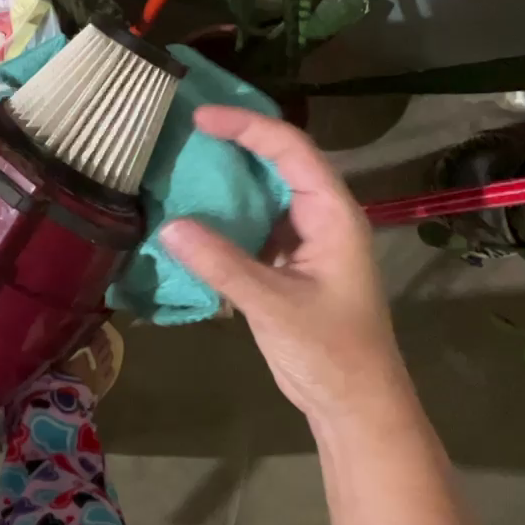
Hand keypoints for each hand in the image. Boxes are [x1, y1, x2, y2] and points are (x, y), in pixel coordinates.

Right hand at [160, 106, 405, 419]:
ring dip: (228, 171)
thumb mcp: (274, 305)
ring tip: (183, 156)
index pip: (291, 150)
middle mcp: (321, 217)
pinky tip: (193, 207)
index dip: (247, 126)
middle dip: (236, 137)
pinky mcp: (288, 260)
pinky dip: (225, 207)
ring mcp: (305, 238)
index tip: (200, 118)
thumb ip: (222, 263)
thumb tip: (168, 225)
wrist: (356, 406)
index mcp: (333, 215)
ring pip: (266, 188)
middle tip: (186, 127)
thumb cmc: (330, 352)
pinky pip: (255, 218)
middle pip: (280, 159)